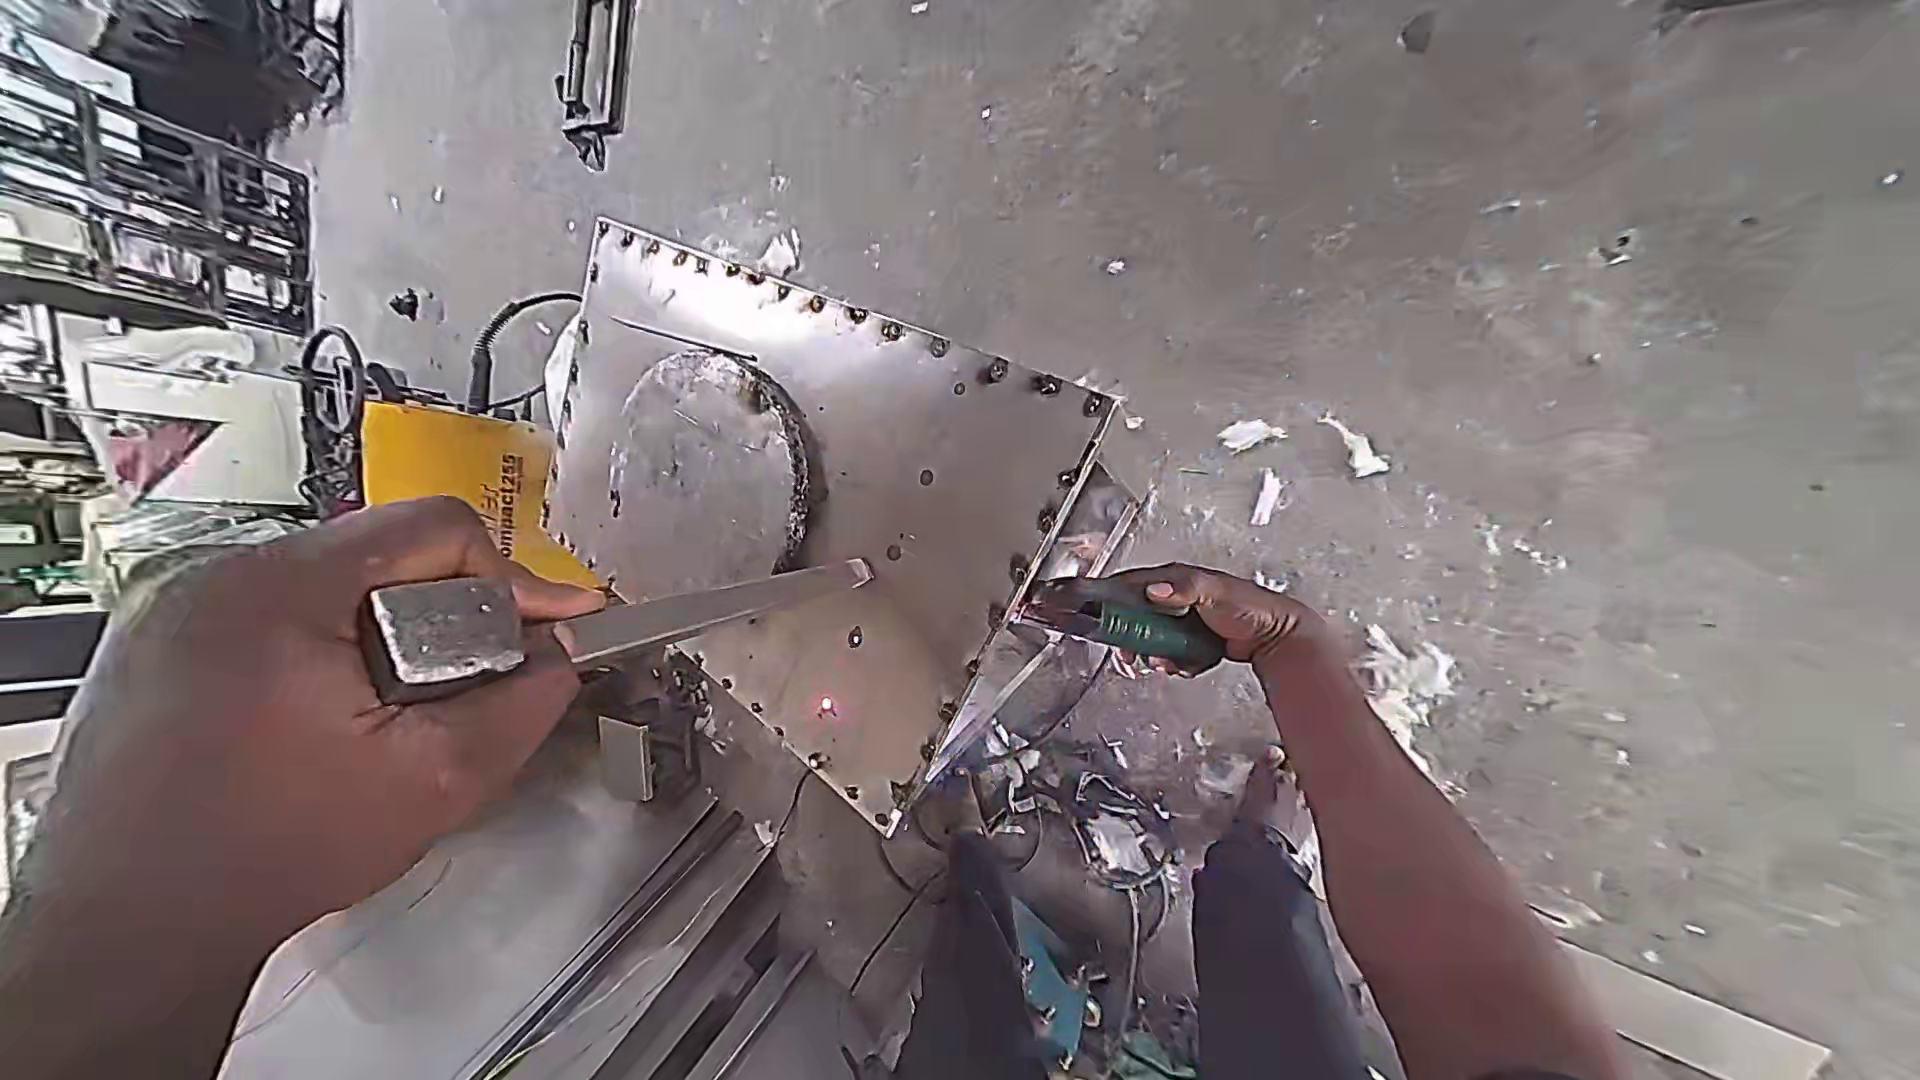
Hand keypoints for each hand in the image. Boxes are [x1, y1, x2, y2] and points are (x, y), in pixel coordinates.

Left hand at [21, 497, 605, 952]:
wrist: (127, 936)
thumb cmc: (290, 849)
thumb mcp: (447, 775)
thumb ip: (531, 697)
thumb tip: (562, 643)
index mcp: (276, 594)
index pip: (436, 529)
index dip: (513, 575)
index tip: (554, 625)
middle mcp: (220, 578)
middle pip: (397, 547)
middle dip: (468, 603)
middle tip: (499, 661)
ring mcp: (186, 604)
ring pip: (360, 571)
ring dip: (421, 617)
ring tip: (441, 681)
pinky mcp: (177, 634)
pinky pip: (313, 600)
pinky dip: (369, 630)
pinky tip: (376, 689)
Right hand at [1100, 563, 1324, 672]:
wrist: (1277, 636)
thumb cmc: (1249, 606)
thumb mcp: (1213, 591)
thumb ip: (1184, 587)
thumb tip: (1154, 590)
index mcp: (1173, 580)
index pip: (1129, 584)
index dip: (1109, 597)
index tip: (1095, 613)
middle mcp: (1172, 598)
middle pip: (1135, 617)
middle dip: (1130, 637)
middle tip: (1129, 653)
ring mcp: (1180, 620)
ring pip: (1151, 638)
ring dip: (1153, 654)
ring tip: (1165, 662)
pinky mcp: (1188, 640)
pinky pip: (1169, 652)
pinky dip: (1173, 662)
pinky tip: (1182, 665)